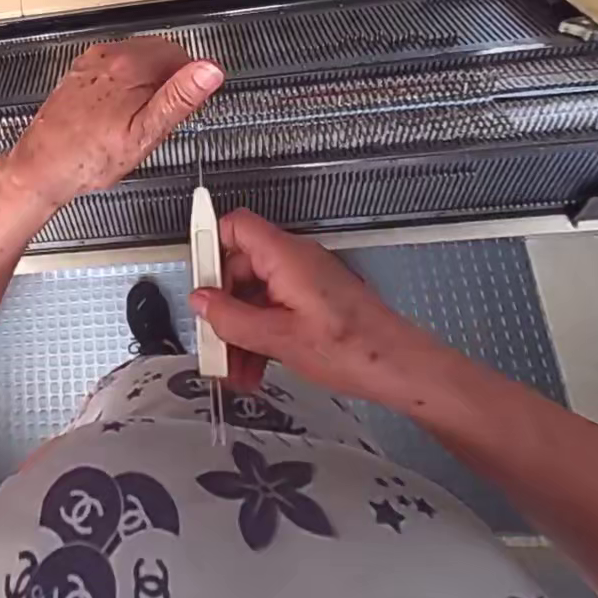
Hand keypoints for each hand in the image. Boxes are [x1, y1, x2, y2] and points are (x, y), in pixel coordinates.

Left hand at [0, 37, 223, 208]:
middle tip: (160, 116)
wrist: (42, 167)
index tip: (183, 106)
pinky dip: (124, 86)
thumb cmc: (88, 157)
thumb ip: (179, 98)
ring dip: (146, 82)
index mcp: (130, 66)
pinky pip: (114, 69)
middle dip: (168, 81)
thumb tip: (209, 71)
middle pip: (159, 53)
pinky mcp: (80, 74)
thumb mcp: (145, 134)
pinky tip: (117, 114)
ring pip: (137, 60)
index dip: (188, 84)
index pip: (181, 55)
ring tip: (137, 118)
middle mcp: (108, 57)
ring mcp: (91, 63)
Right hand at [191, 209, 450, 408]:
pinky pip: (272, 308)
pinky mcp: (311, 300)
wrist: (403, 369)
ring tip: (236, 371)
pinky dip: (260, 334)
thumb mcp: (281, 339)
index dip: (210, 245)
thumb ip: (233, 318)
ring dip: (239, 330)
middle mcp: (293, 260)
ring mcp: (302, 280)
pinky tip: (256, 369)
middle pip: (238, 267)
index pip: (236, 226)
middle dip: (222, 307)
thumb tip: (201, 302)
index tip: (195, 278)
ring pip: (254, 294)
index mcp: (285, 256)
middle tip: (214, 343)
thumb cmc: (355, 349)